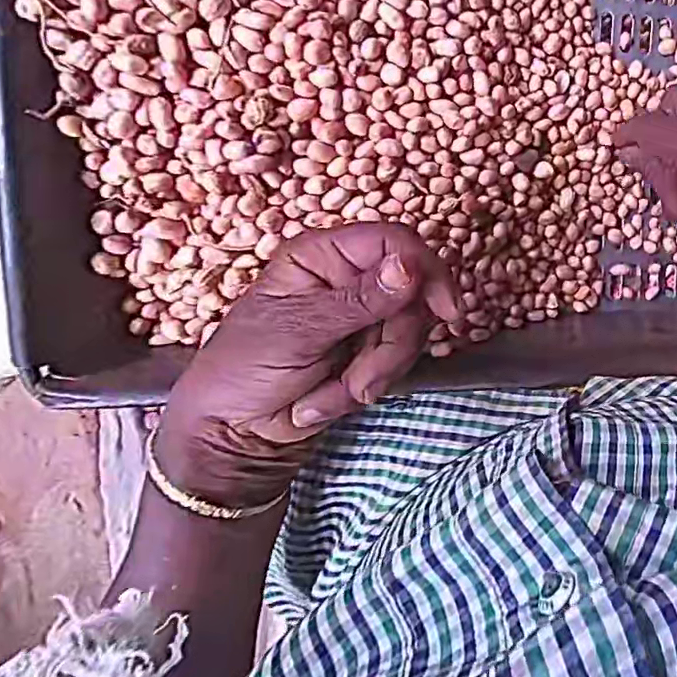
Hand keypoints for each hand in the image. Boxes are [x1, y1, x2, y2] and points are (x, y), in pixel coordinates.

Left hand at [154, 223, 462, 508]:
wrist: (231, 433)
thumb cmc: (243, 368)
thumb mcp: (298, 331)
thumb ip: (359, 301)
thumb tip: (410, 268)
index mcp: (324, 255)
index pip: (393, 242)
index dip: (424, 270)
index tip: (445, 309)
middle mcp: (351, 277)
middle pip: (413, 293)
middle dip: (393, 344)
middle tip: (363, 380)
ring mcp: (365, 313)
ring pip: (413, 330)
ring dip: (379, 370)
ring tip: (340, 392)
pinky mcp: (373, 347)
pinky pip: (401, 359)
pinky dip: (372, 384)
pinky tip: (333, 398)